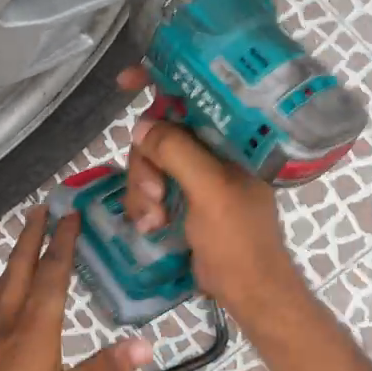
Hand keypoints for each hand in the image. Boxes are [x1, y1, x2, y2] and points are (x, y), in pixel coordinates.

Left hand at [0, 207, 152, 370]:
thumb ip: (106, 370)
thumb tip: (145, 342)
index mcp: (34, 328)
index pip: (52, 274)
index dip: (63, 242)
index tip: (69, 214)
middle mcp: (4, 321)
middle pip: (19, 268)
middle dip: (32, 236)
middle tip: (41, 208)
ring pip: (0, 285)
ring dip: (15, 259)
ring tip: (24, 245)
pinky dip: (1, 288)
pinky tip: (2, 299)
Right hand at [117, 66, 301, 313]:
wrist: (246, 290)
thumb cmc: (239, 239)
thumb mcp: (209, 191)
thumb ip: (176, 153)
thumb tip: (141, 126)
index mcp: (231, 137)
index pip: (194, 93)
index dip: (159, 80)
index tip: (125, 83)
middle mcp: (213, 148)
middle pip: (159, 132)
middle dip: (145, 164)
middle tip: (153, 197)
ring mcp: (197, 173)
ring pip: (149, 161)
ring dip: (141, 190)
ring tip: (152, 220)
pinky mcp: (183, 196)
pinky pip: (149, 185)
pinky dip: (142, 204)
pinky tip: (150, 226)